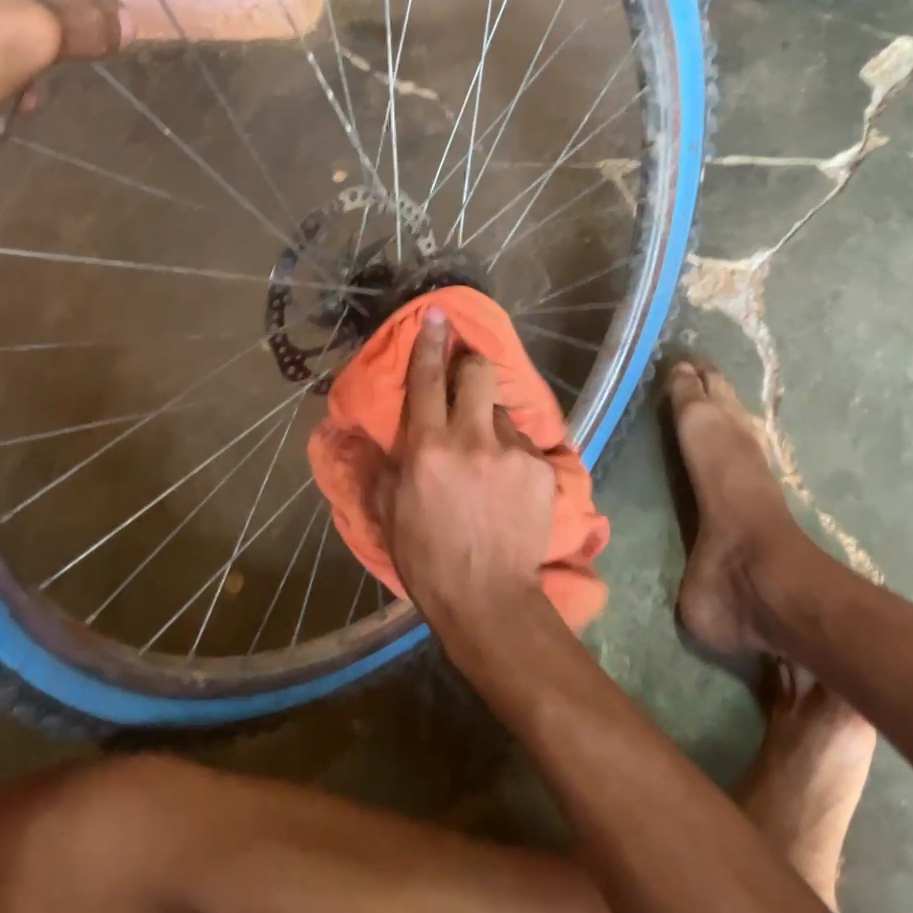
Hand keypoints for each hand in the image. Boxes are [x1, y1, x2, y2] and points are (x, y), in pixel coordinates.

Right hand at [380, 308, 556, 618]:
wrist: (487, 598)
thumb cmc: (426, 558)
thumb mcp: (390, 512)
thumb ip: (384, 466)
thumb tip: (372, 437)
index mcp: (427, 448)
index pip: (425, 380)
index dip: (429, 342)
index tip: (436, 315)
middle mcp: (470, 439)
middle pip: (477, 372)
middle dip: (469, 365)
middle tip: (464, 379)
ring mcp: (511, 452)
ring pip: (500, 411)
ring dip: (489, 421)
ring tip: (485, 456)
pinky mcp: (540, 470)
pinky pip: (522, 445)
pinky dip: (511, 454)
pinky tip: (506, 484)